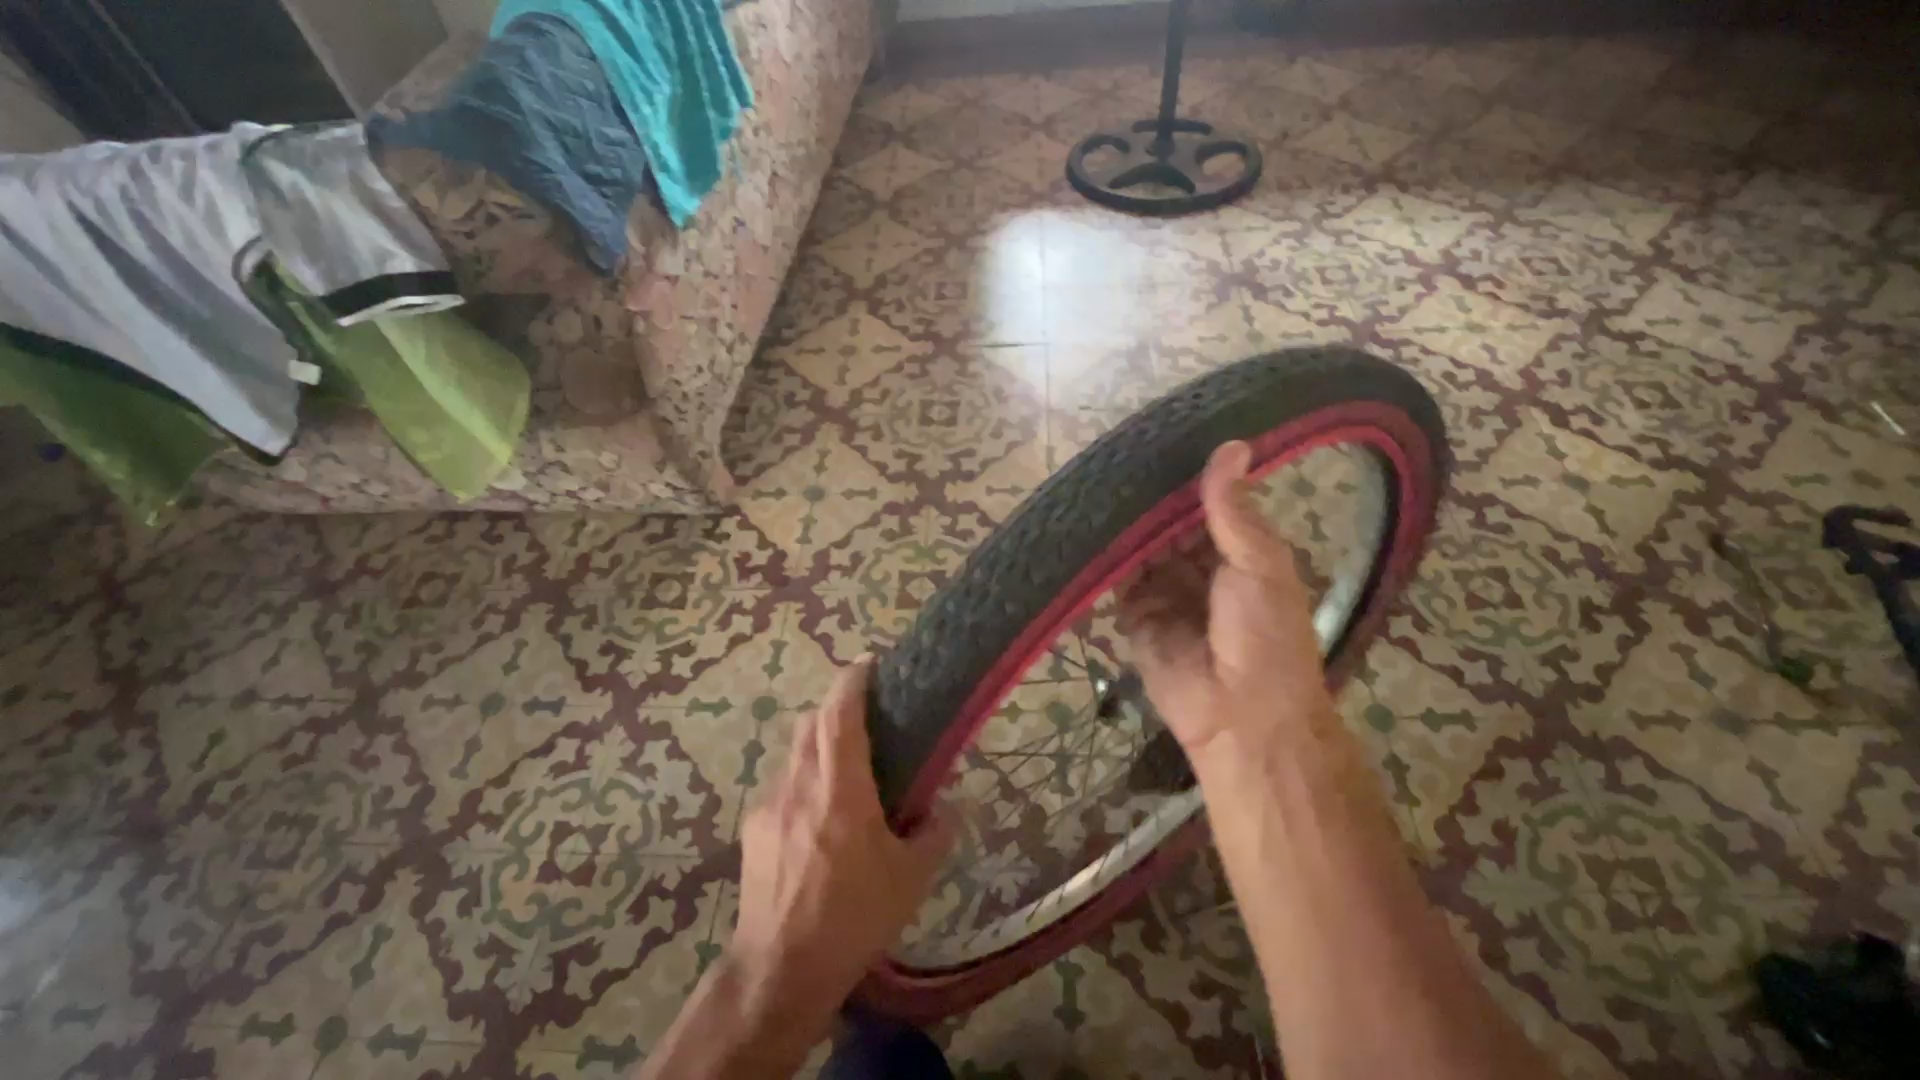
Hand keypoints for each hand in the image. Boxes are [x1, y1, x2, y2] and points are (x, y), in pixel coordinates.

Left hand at [729, 657, 954, 1017]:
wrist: (781, 969)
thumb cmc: (852, 917)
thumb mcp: (911, 879)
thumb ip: (935, 833)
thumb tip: (949, 807)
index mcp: (840, 787)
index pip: (840, 711)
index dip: (854, 680)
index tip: (870, 665)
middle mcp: (798, 784)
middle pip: (810, 722)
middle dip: (836, 708)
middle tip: (867, 718)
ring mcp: (769, 805)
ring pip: (792, 753)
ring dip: (817, 745)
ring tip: (845, 771)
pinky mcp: (752, 829)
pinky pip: (781, 786)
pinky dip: (802, 782)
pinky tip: (818, 819)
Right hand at [1118, 441, 1338, 761]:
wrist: (1241, 717)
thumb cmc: (1265, 636)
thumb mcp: (1259, 563)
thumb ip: (1234, 509)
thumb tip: (1234, 444)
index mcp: (1239, 552)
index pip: (1207, 505)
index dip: (1187, 478)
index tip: (1159, 440)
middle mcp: (1199, 568)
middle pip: (1168, 524)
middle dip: (1148, 499)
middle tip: (1114, 453)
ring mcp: (1164, 591)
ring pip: (1140, 547)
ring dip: (1123, 523)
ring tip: (1094, 479)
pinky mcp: (1134, 616)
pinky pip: (1116, 579)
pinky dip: (1104, 557)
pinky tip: (1084, 523)